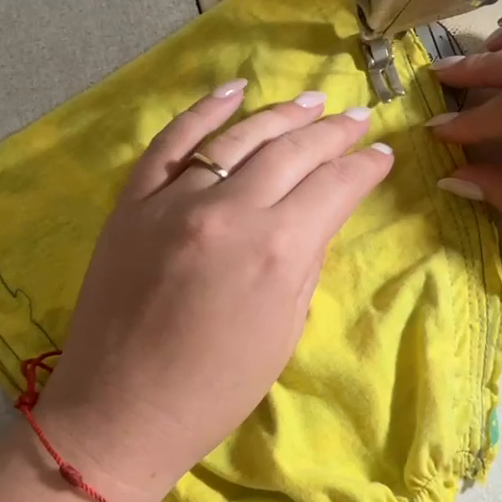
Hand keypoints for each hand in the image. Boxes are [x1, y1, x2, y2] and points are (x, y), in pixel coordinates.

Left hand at [36, 81, 392, 501]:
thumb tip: (318, 214)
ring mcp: (174, 200)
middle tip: (356, 118)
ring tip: (313, 100)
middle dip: (333, 132)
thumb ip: (305, 261)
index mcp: (277, 251)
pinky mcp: (133, 201)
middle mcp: (229, 210)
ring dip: (281, 114)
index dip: (364, 166)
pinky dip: (204, 111)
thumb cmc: (215, 390)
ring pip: (239, 136)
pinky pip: (171, 141)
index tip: (382, 154)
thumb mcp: (284, 332)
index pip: (334, 186)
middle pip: (292, 151)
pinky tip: (234, 90)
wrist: (120, 411)